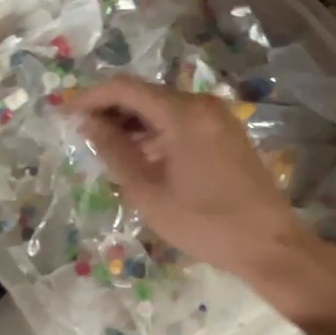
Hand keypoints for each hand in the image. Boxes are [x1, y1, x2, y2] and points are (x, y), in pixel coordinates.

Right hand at [72, 76, 335, 322]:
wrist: (270, 246)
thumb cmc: (203, 222)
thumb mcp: (147, 190)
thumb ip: (114, 149)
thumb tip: (86, 121)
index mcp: (181, 113)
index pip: (123, 88)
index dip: (90, 97)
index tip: (65, 114)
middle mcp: (201, 104)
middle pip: (143, 92)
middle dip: (109, 108)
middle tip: (81, 132)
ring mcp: (217, 116)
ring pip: (161, 105)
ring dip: (131, 120)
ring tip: (105, 146)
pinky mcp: (226, 131)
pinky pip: (180, 118)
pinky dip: (154, 129)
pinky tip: (140, 153)